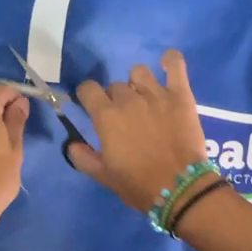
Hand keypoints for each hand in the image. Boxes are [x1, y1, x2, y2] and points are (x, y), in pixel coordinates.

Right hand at [68, 50, 209, 212]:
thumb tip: (71, 144)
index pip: (88, 88)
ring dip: (137, 83)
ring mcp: (156, 94)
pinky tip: (167, 65)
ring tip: (144, 99)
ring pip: (139, 72)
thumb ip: (83, 158)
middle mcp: (128, 99)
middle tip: (125, 119)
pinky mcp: (180, 95)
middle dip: (115, 99)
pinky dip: (170, 61)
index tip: (92, 108)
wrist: (179, 189)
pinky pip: (175, 64)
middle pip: (115, 86)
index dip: (87, 96)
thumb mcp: (104, 176)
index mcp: (106, 116)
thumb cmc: (138, 185)